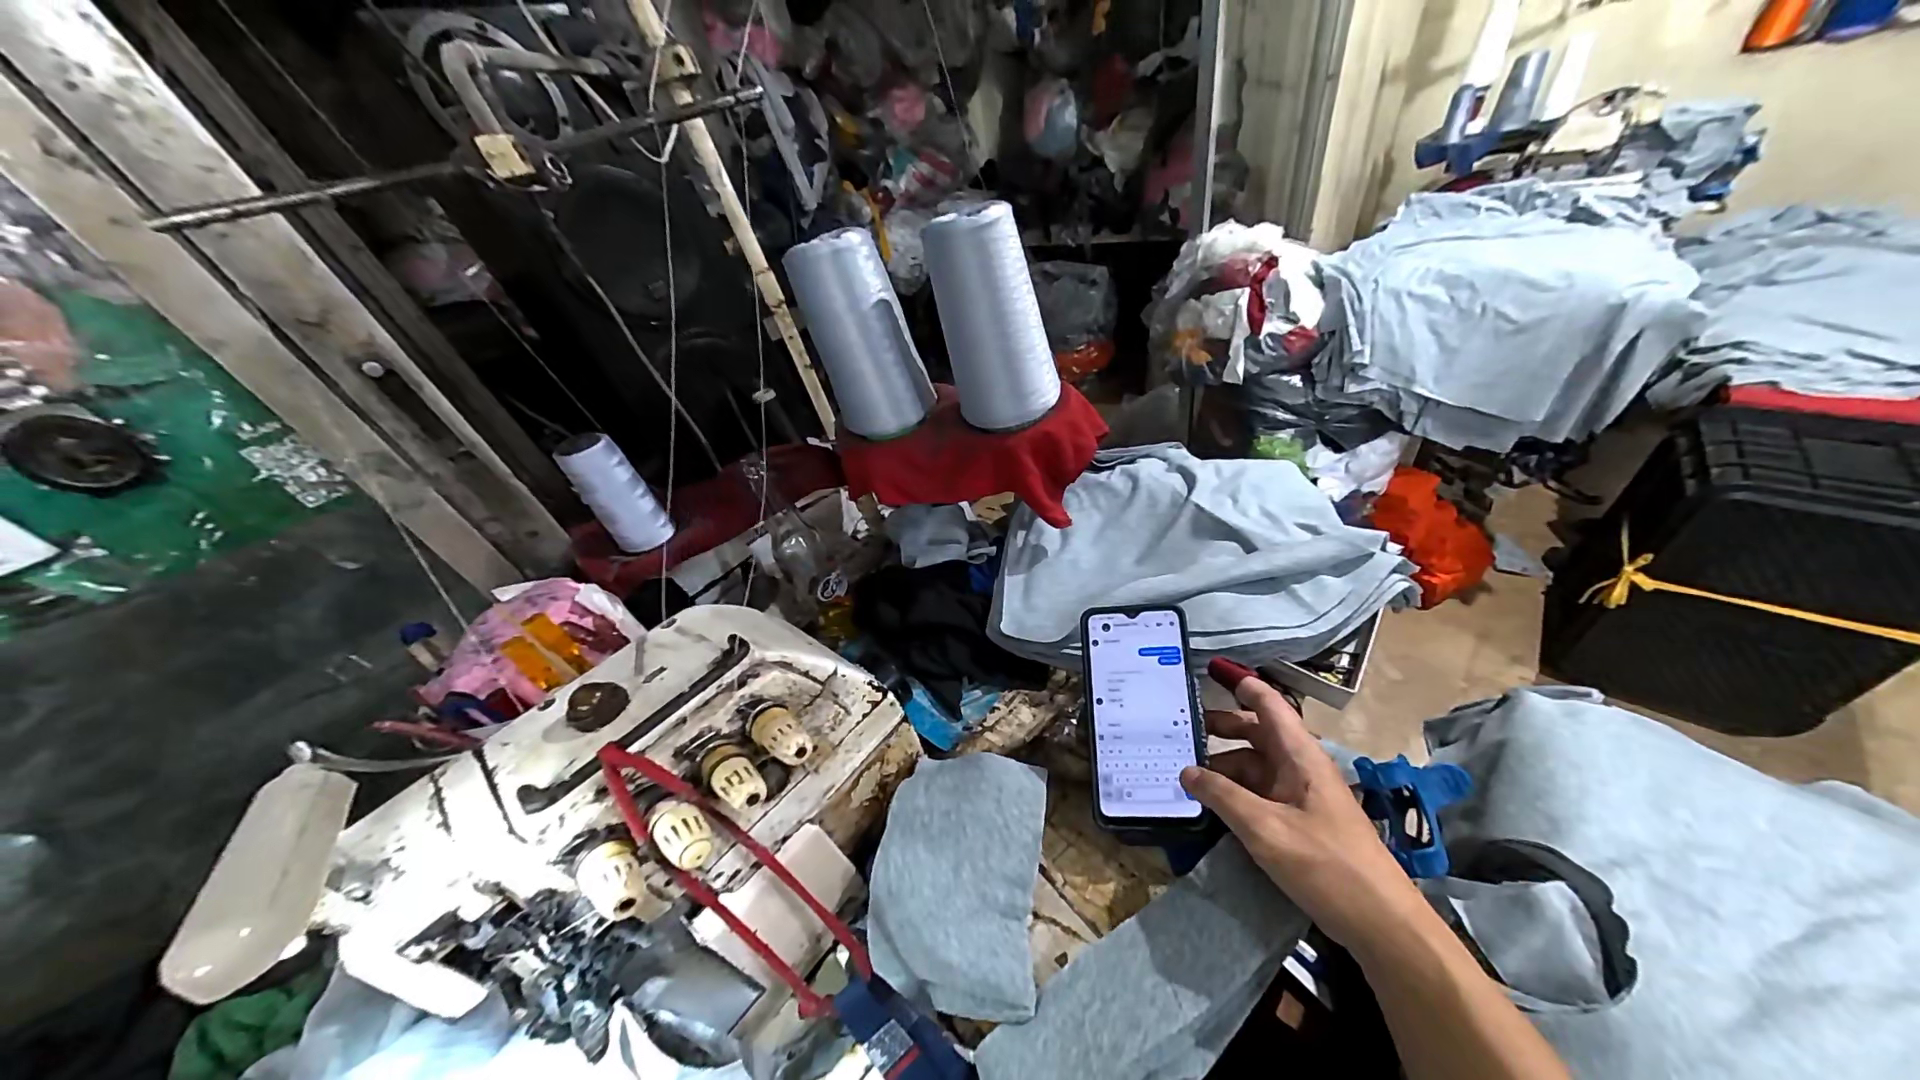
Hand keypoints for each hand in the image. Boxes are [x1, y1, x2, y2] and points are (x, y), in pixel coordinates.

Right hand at [1180, 662, 1429, 958]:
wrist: (1383, 925)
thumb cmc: (1327, 866)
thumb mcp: (1265, 829)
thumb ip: (1222, 797)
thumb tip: (1186, 772)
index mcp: (1301, 757)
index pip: (1270, 706)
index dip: (1243, 686)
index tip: (1209, 673)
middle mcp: (1301, 768)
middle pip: (1258, 734)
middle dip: (1222, 729)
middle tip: (1182, 731)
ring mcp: (1301, 796)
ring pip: (1255, 766)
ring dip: (1223, 766)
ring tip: (1186, 774)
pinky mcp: (1299, 822)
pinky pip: (1260, 794)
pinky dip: (1234, 792)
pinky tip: (1211, 803)